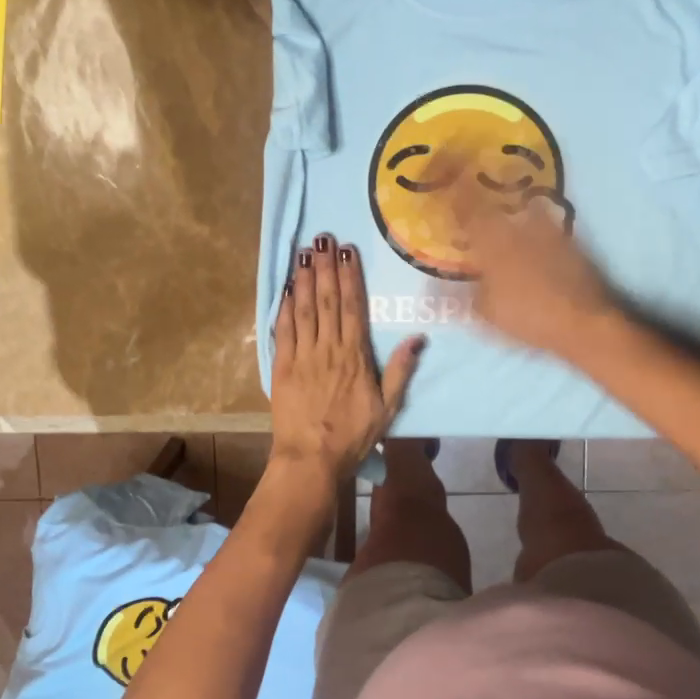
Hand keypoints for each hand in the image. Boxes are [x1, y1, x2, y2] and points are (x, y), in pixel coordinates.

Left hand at [271, 234, 423, 481]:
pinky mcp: (281, 367)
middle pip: (327, 300)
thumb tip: (418, 337)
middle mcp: (329, 349)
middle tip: (323, 239)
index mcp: (356, 356)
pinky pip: (284, 330)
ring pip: (304, 309)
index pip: (353, 307)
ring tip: (304, 253)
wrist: (312, 459)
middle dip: (325, 267)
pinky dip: (284, 307)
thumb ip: (401, 370)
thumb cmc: (353, 436)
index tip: (347, 251)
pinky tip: (286, 288)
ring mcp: (303, 356)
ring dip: (304, 279)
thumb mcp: (388, 407)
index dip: (350, 276)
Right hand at [445, 155, 621, 362]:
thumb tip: (426, 292)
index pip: (462, 203)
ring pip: (518, 196)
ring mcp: (544, 227)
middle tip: (460, 158)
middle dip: (471, 171)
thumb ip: (456, 296)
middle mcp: (516, 226)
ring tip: (494, 171)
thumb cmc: (529, 318)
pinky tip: (526, 207)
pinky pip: (540, 212)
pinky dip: (528, 205)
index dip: (446, 180)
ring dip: (503, 181)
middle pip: (490, 190)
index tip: (434, 163)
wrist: (586, 322)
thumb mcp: (484, 313)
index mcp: (490, 241)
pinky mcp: (566, 237)